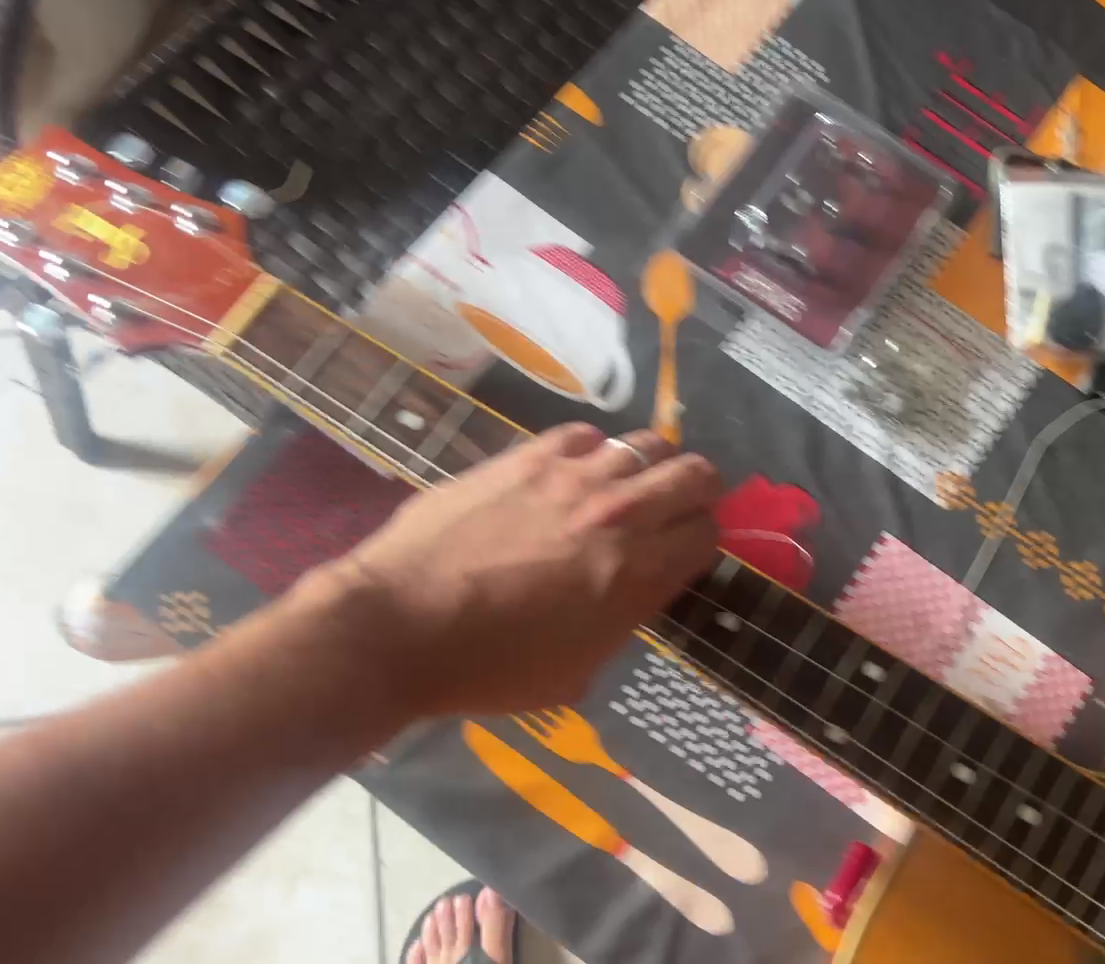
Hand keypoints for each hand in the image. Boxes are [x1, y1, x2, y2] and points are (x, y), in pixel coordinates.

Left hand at [337, 423, 721, 714]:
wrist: (397, 629)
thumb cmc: (490, 667)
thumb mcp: (580, 670)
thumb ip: (626, 618)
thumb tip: (640, 587)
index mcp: (639, 573)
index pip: (707, 531)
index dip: (701, 540)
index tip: (683, 550)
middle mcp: (620, 514)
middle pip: (697, 474)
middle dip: (699, 490)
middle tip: (677, 507)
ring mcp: (575, 476)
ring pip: (649, 443)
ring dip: (650, 465)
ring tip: (627, 483)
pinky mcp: (530, 455)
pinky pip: (587, 434)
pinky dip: (594, 451)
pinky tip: (574, 473)